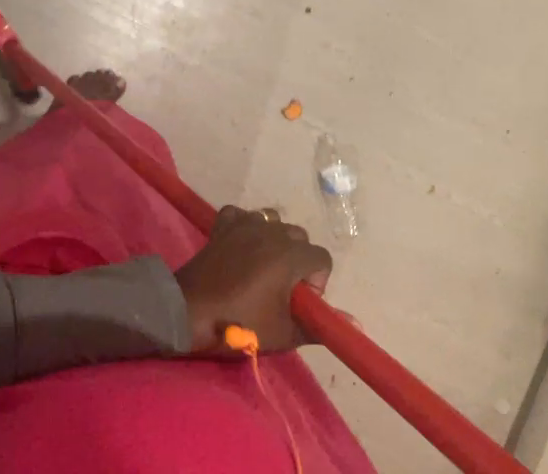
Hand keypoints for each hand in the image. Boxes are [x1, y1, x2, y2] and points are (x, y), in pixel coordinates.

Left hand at [174, 205, 332, 354]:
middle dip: (298, 261)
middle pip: (299, 237)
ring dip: (274, 241)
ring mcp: (244, 224)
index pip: (322, 258)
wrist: (189, 311)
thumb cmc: (240, 324)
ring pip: (273, 222)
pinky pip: (241, 215)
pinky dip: (245, 226)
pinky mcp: (222, 225)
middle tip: (281, 290)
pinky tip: (240, 247)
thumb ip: (320, 325)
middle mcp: (271, 231)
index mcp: (290, 255)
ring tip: (262, 269)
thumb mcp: (284, 332)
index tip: (299, 302)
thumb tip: (357, 323)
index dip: (317, 282)